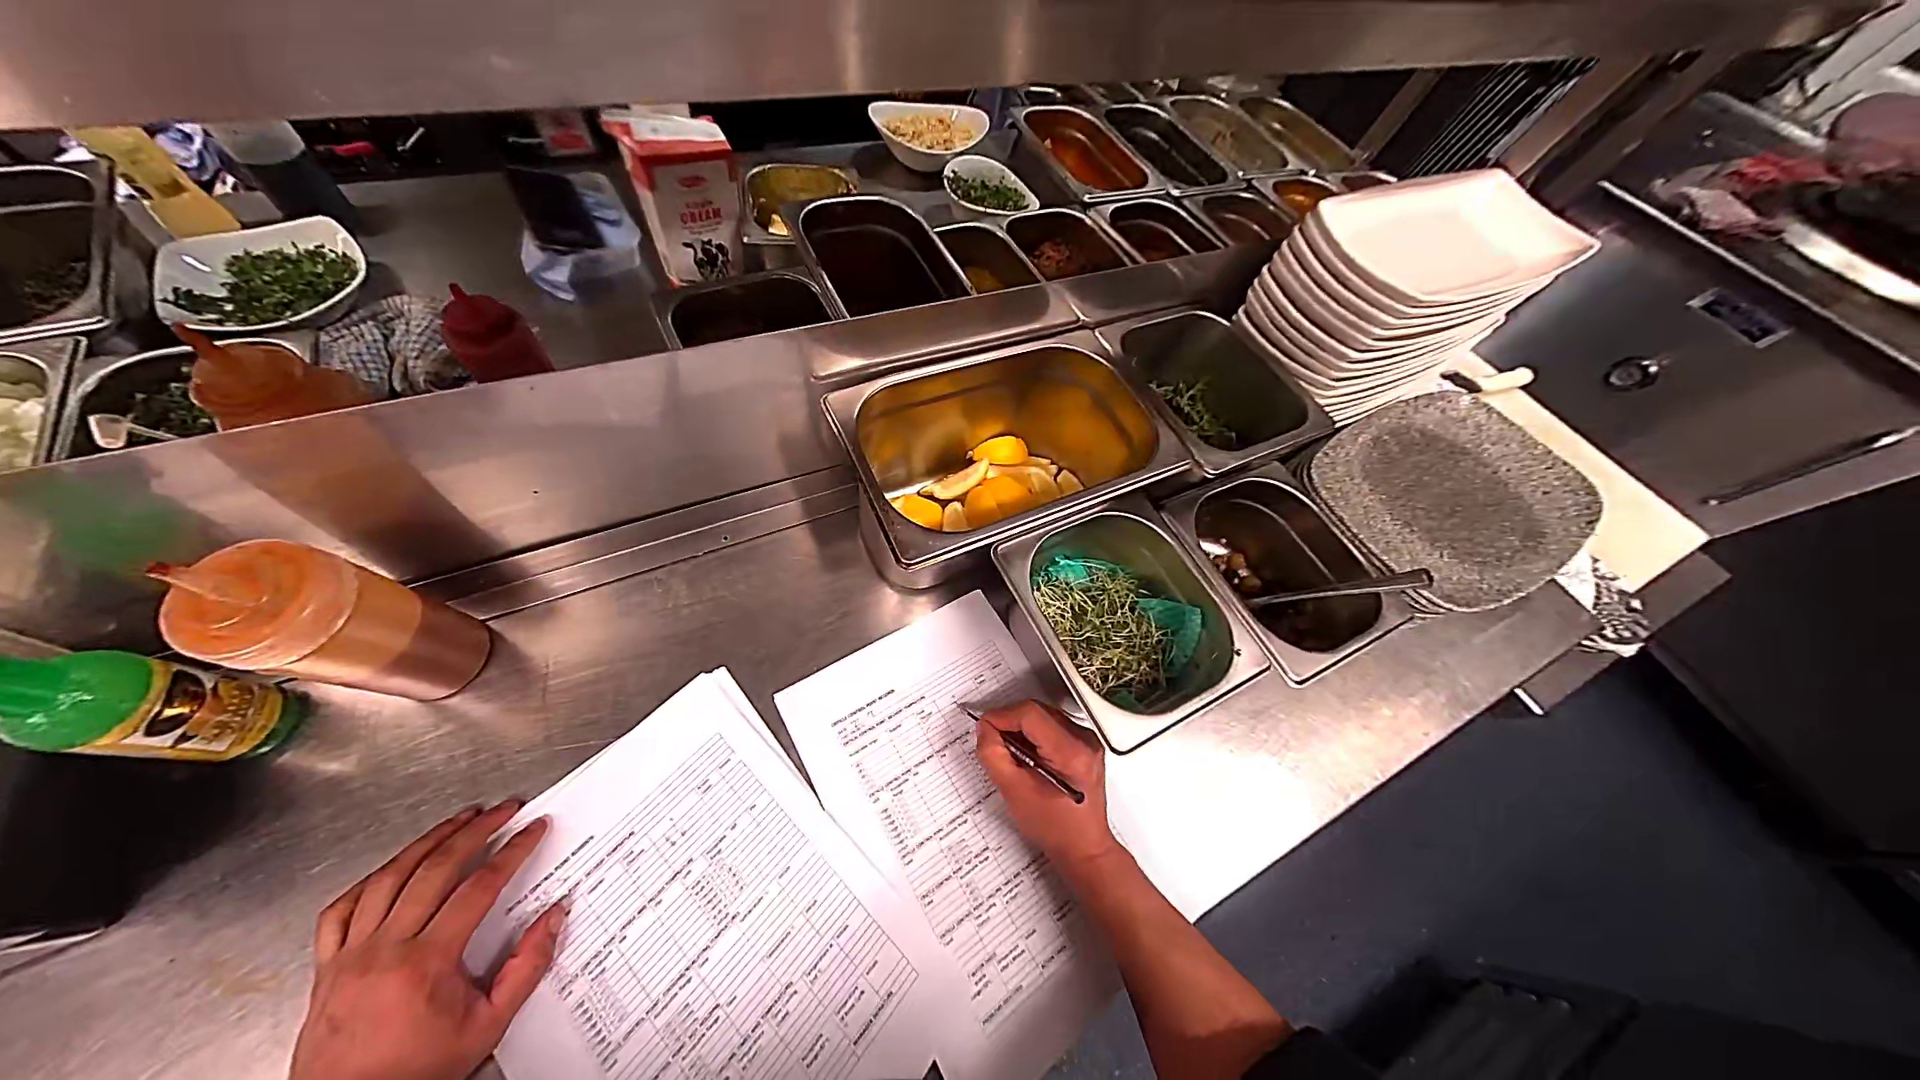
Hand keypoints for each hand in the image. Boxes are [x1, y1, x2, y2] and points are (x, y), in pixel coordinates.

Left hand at [290, 802, 565, 1079]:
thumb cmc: (417, 1073)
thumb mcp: (489, 1023)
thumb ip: (528, 966)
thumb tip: (554, 917)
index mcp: (425, 963)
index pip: (479, 887)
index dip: (512, 851)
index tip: (531, 830)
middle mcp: (382, 952)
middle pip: (435, 869)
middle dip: (476, 830)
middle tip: (502, 811)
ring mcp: (349, 957)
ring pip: (388, 877)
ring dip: (429, 840)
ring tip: (458, 820)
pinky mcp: (326, 968)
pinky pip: (341, 909)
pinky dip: (372, 879)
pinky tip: (395, 865)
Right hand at [975, 700, 1124, 875]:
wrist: (1082, 846)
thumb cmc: (1055, 828)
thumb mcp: (1013, 792)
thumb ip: (993, 755)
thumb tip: (985, 729)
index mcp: (1071, 753)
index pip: (1030, 714)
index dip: (1002, 717)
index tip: (986, 727)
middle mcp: (1085, 741)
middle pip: (1037, 711)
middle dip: (1010, 722)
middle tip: (993, 741)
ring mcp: (1088, 741)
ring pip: (1044, 715)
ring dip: (1021, 727)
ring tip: (1011, 752)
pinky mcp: (1085, 744)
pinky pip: (1052, 724)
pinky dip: (1033, 733)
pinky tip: (1027, 755)